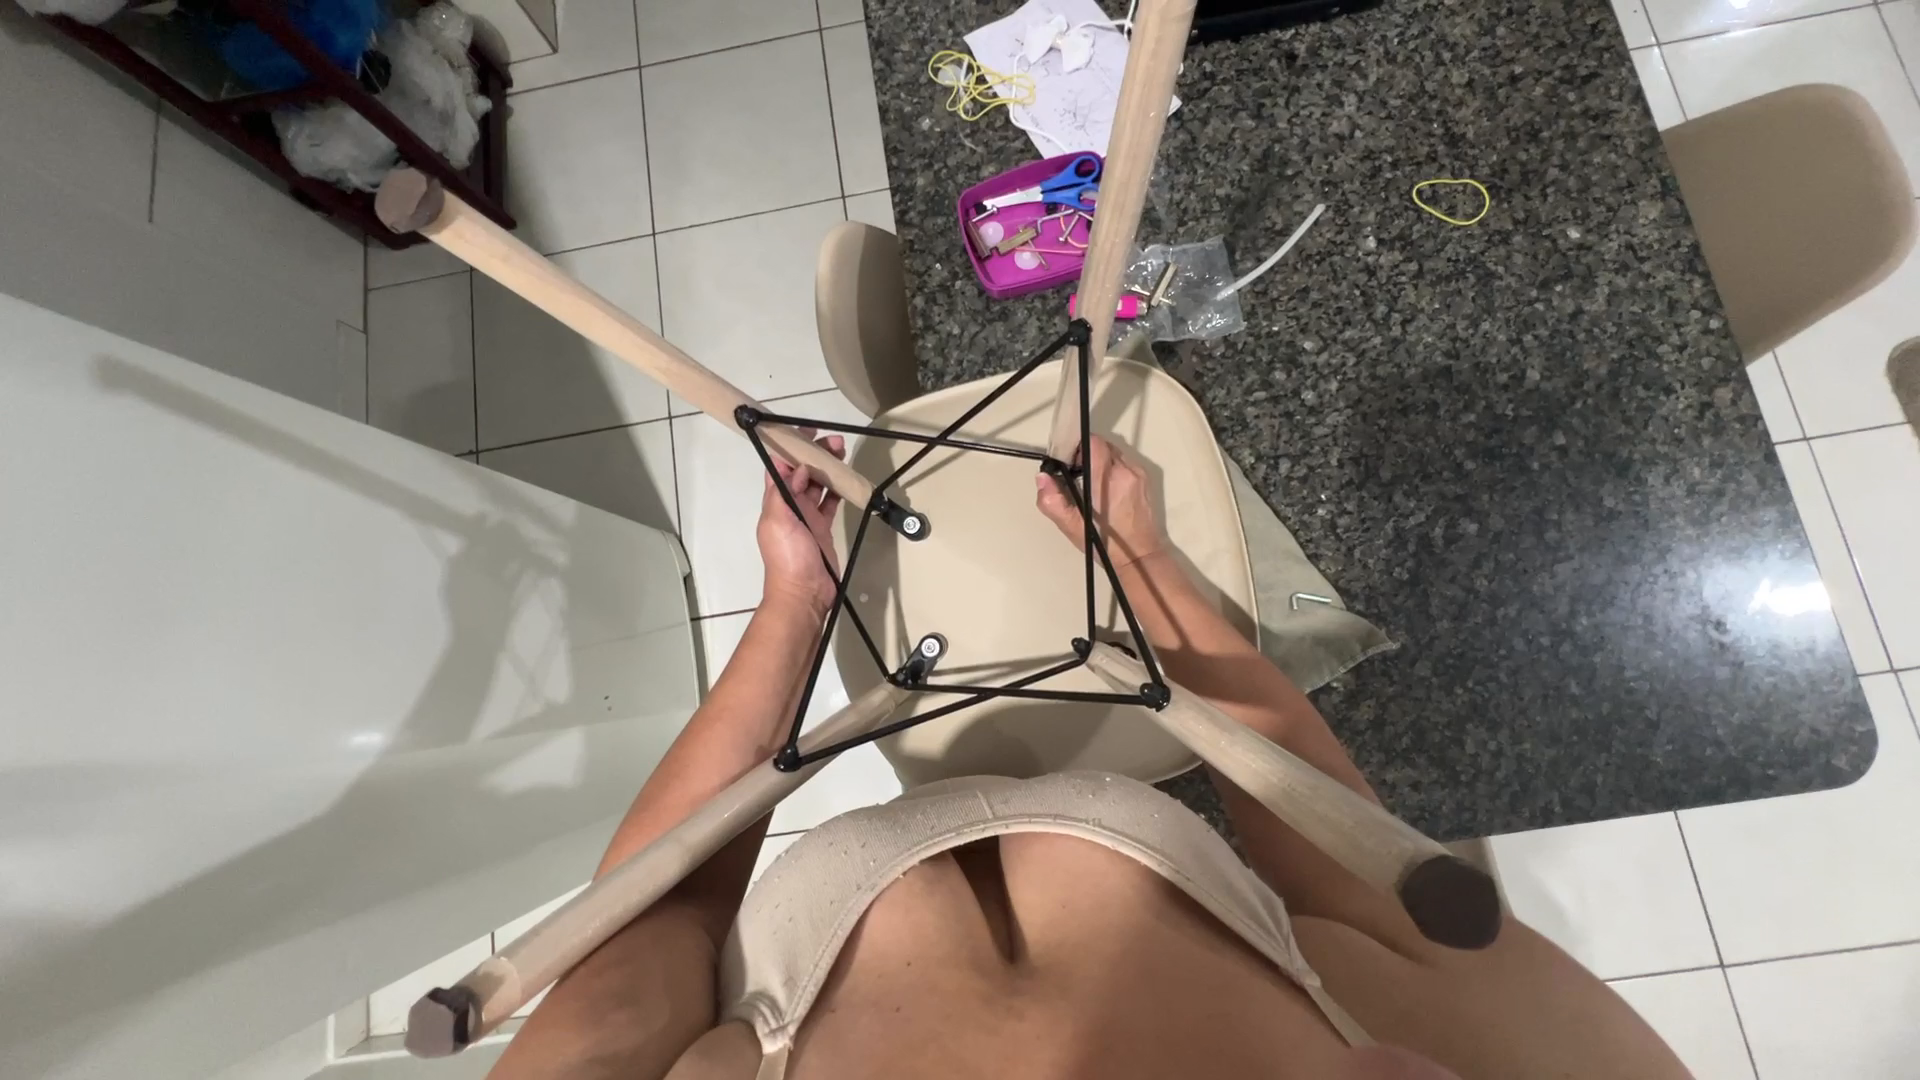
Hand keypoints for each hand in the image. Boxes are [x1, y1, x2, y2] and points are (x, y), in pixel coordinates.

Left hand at [758, 433, 846, 617]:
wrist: (804, 593)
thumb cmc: (787, 558)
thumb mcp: (778, 522)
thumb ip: (784, 493)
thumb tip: (797, 469)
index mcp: (775, 501)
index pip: (780, 466)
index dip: (789, 447)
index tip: (806, 432)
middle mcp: (789, 506)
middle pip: (802, 472)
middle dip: (814, 454)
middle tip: (834, 442)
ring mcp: (807, 517)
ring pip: (817, 484)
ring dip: (827, 468)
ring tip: (843, 452)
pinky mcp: (822, 528)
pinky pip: (830, 503)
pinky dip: (837, 490)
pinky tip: (846, 480)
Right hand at [1034, 436, 1166, 571]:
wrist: (1139, 556)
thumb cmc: (1104, 543)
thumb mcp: (1072, 526)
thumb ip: (1053, 501)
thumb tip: (1042, 478)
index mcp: (1107, 479)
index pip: (1093, 443)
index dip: (1076, 444)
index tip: (1066, 458)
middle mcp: (1126, 471)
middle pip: (1102, 446)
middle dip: (1086, 454)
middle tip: (1074, 474)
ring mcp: (1138, 474)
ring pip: (1113, 453)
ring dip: (1099, 461)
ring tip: (1089, 483)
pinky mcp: (1145, 479)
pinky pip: (1123, 463)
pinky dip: (1111, 469)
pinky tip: (1104, 489)